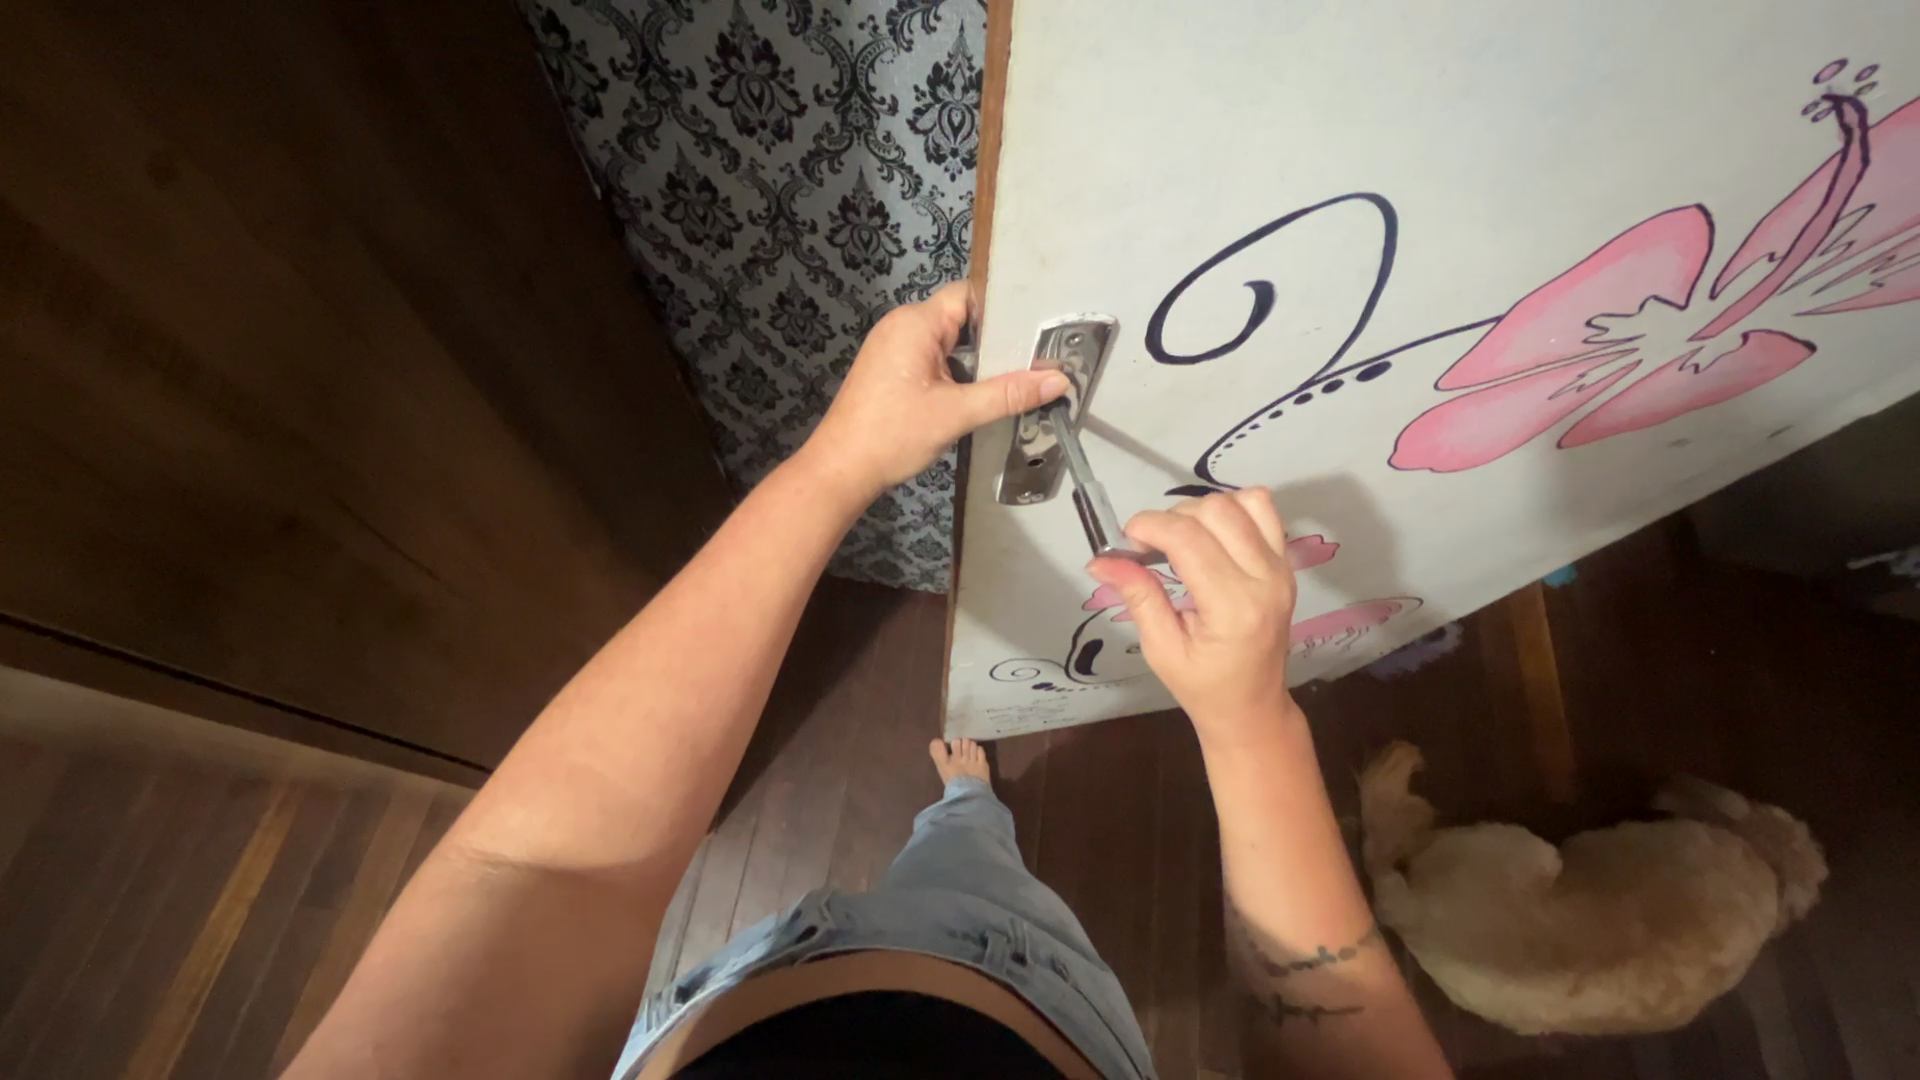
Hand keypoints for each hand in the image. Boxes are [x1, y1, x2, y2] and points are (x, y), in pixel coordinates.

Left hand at [801, 282, 1069, 501]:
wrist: (841, 470)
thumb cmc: (892, 435)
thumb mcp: (956, 413)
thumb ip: (1008, 394)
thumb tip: (1058, 380)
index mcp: (916, 323)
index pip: (969, 295)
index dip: (1003, 307)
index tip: (1037, 327)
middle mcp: (903, 326)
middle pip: (962, 319)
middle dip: (996, 339)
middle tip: (1038, 356)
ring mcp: (894, 349)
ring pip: (949, 343)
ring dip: (978, 361)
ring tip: (1019, 376)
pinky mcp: (892, 371)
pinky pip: (934, 360)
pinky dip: (958, 374)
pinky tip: (981, 394)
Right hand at [1085, 489, 1299, 737]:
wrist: (1252, 705)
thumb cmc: (1202, 685)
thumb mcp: (1160, 648)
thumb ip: (1137, 596)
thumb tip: (1099, 561)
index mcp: (1233, 607)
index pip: (1188, 539)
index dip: (1149, 526)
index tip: (1127, 541)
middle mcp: (1265, 580)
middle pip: (1215, 512)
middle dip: (1171, 518)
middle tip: (1151, 548)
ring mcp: (1282, 568)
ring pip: (1241, 502)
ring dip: (1201, 511)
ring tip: (1181, 539)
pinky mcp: (1286, 562)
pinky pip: (1264, 510)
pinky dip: (1233, 509)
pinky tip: (1211, 534)